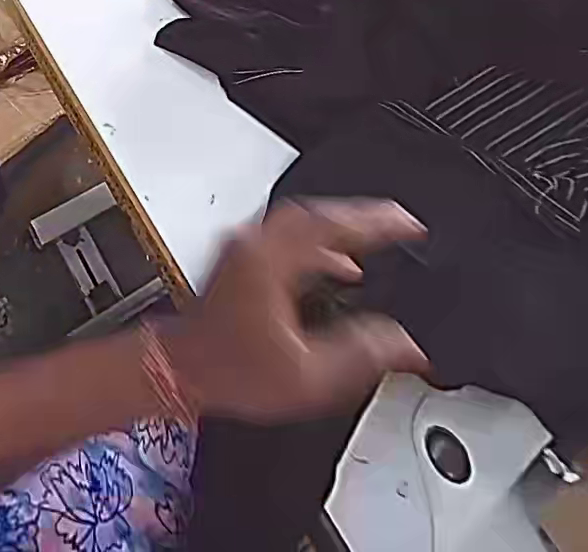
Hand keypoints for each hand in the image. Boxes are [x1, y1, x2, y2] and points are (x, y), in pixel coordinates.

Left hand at [163, 200, 431, 422]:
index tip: (407, 223)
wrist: (179, 369)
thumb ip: (360, 354)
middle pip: (313, 212)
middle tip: (396, 221)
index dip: (375, 221)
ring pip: (298, 219)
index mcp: (269, 263)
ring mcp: (244, 246)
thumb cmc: (229, 370)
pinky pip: (285, 234)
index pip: (330, 226)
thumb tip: (406, 345)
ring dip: (337, 225)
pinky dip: (316, 241)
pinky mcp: (240, 256)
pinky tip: (338, 264)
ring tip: (375, 238)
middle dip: (359, 214)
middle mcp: (253, 244)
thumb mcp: (307, 376)